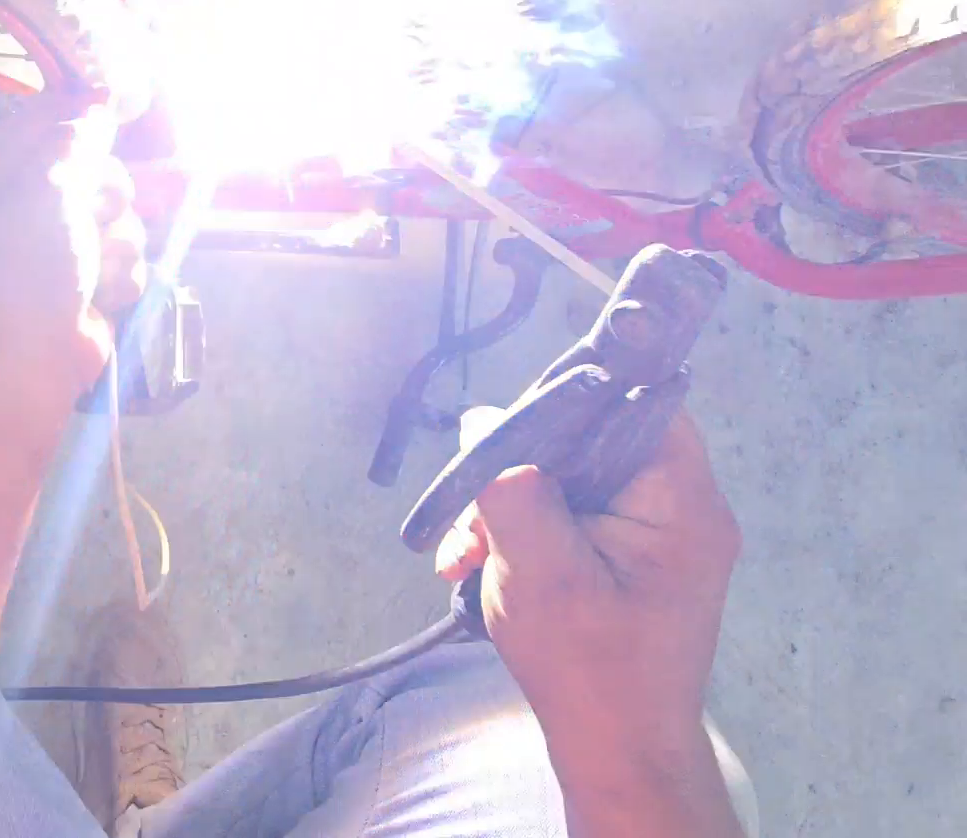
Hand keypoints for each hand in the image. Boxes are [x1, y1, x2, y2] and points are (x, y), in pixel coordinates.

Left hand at [0, 113, 147, 407]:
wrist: (36, 357)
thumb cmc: (30, 268)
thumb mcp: (45, 189)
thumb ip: (76, 140)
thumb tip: (105, 99)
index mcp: (8, 174)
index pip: (56, 119)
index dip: (94, 110)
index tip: (135, 97)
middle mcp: (38, 202)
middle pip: (103, 168)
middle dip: (108, 197)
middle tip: (90, 219)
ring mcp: (70, 242)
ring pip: (125, 215)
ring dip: (117, 245)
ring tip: (90, 273)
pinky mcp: (96, 276)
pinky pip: (132, 256)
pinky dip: (120, 278)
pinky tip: (99, 299)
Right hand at [434, 411, 740, 800]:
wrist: (612, 746)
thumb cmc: (586, 661)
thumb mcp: (539, 567)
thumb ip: (510, 487)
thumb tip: (480, 420)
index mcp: (677, 503)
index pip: (636, 405)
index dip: (571, 397)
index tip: (507, 422)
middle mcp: (671, 506)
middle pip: (582, 440)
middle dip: (513, 467)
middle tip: (473, 510)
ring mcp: (643, 530)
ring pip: (556, 476)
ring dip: (499, 504)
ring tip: (465, 550)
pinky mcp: (614, 549)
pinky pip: (554, 509)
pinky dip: (509, 527)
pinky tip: (472, 560)